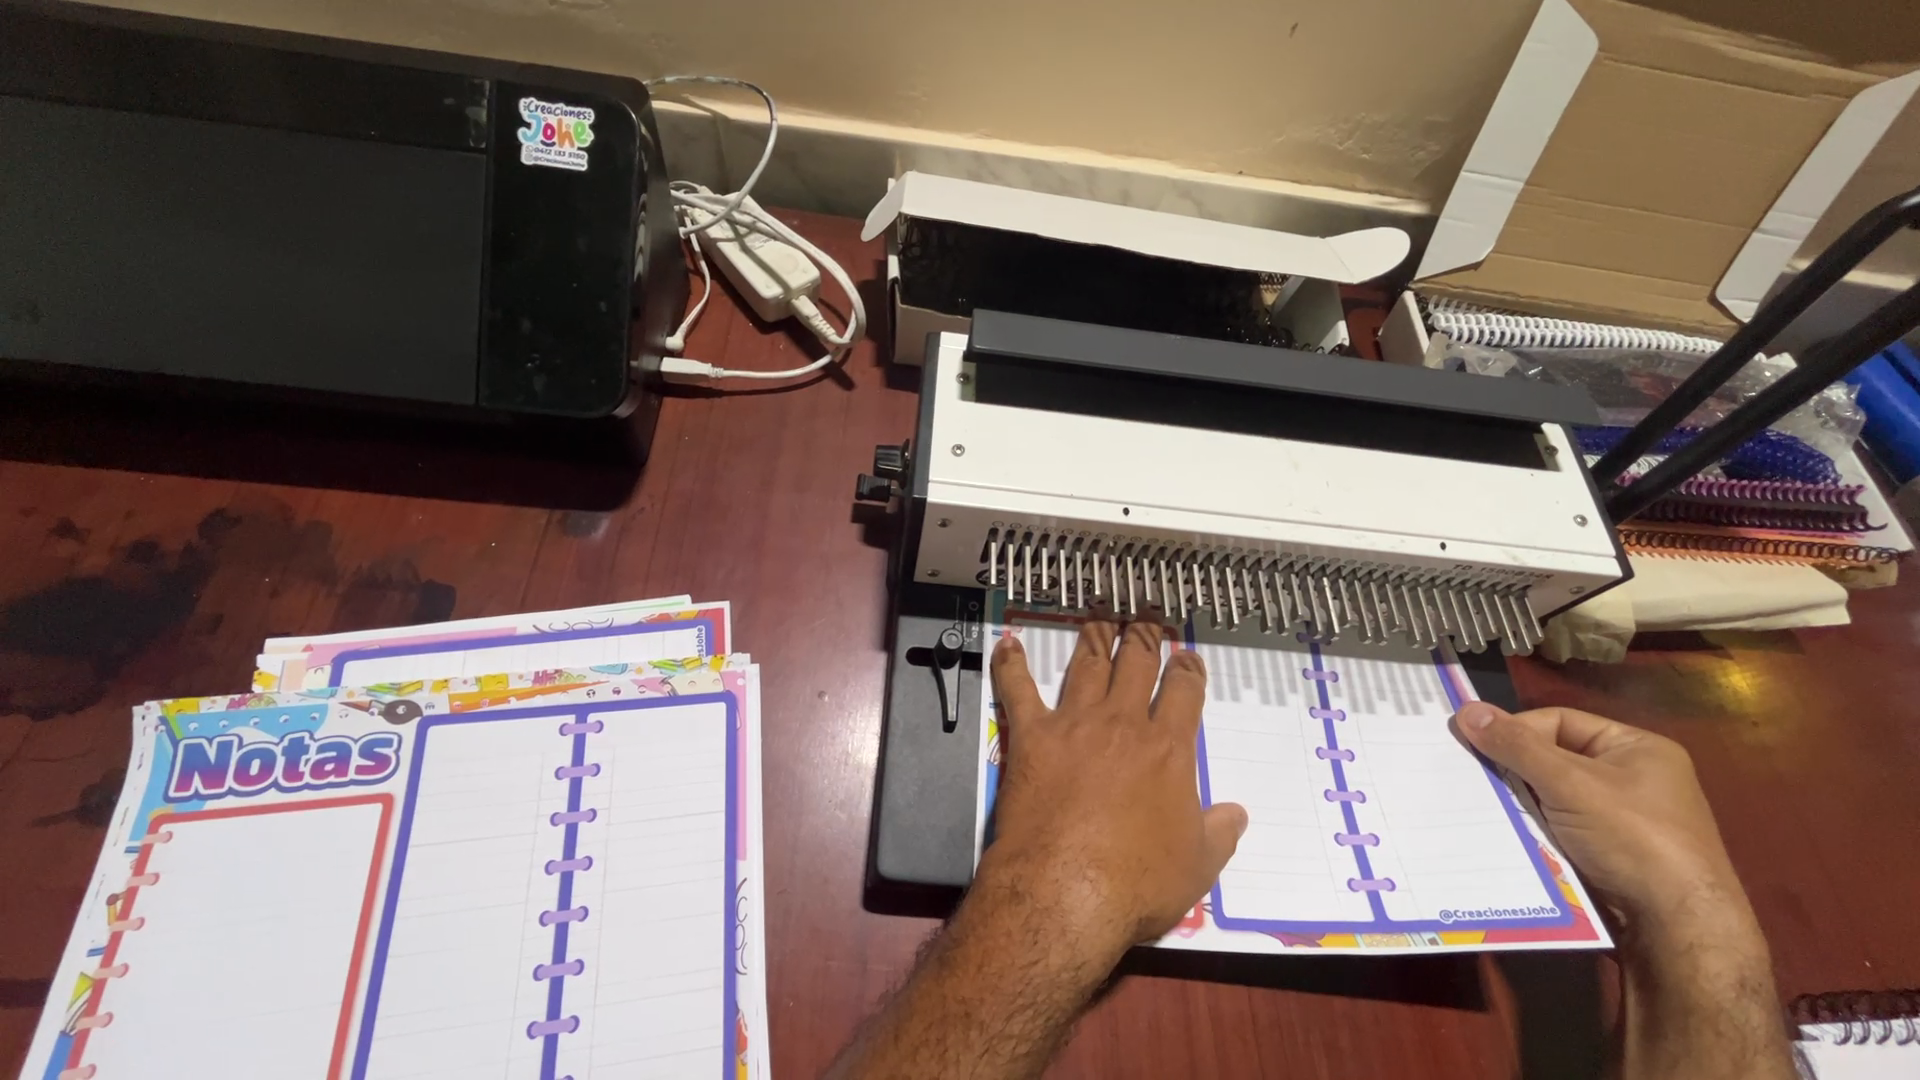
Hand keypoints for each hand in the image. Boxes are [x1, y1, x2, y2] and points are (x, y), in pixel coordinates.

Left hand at [983, 620, 1246, 959]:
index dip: (1188, 669)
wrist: (1066, 890)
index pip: (1184, 692)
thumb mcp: (1198, 866)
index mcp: (1168, 750)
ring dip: (1094, 637)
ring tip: (1099, 617)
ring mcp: (1074, 725)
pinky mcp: (1031, 735)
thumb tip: (1237, 812)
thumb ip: (1219, 833)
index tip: (1186, 657)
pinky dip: (1012, 665)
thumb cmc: (1138, 883)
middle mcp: (1123, 724)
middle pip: (1136, 663)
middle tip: (1144, 618)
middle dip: (1143, 636)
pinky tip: (1008, 644)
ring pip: (1087, 665)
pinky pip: (1018, 690)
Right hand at [1451, 702, 1756, 942]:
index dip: (1517, 731)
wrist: (1674, 927)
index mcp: (1637, 748)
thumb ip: (1517, 746)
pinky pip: (1553, 823)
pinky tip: (1505, 829)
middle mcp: (1630, 777)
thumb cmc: (1632, 839)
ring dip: (1518, 800)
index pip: (1558, 721)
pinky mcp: (1603, 849)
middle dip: (1512, 767)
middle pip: (1550, 756)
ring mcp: (1617, 816)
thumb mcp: (1570, 783)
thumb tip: (1466, 710)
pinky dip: (1529, 825)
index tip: (1479, 748)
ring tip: (1482, 804)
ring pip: (1547, 793)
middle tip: (1471, 774)